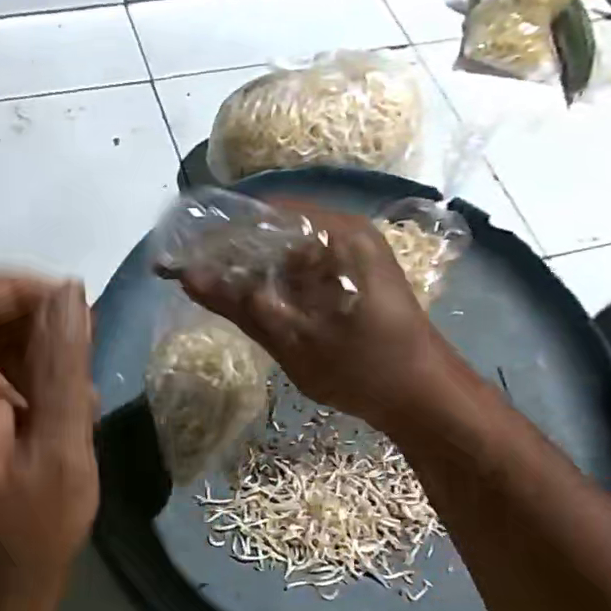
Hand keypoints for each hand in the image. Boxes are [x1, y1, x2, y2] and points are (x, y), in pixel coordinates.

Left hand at [0, 276, 98, 610]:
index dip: (19, 289)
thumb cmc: (37, 525)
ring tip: (83, 386)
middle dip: (37, 318)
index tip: (73, 310)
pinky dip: (35, 374)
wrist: (6, 583)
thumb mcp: (62, 444)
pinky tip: (69, 406)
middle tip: (88, 349)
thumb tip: (70, 292)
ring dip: (41, 348)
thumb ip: (63, 365)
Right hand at [178, 202, 449, 427]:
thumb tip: (187, 276)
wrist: (424, 398)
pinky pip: (306, 269)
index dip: (222, 229)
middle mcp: (348, 233)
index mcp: (338, 234)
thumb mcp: (293, 338)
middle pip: (277, 229)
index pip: (267, 211)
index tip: (187, 249)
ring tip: (215, 289)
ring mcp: (355, 256)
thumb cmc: (363, 367)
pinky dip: (278, 283)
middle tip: (194, 273)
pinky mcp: (356, 278)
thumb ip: (239, 304)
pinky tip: (255, 303)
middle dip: (235, 251)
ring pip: (290, 251)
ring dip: (255, 269)